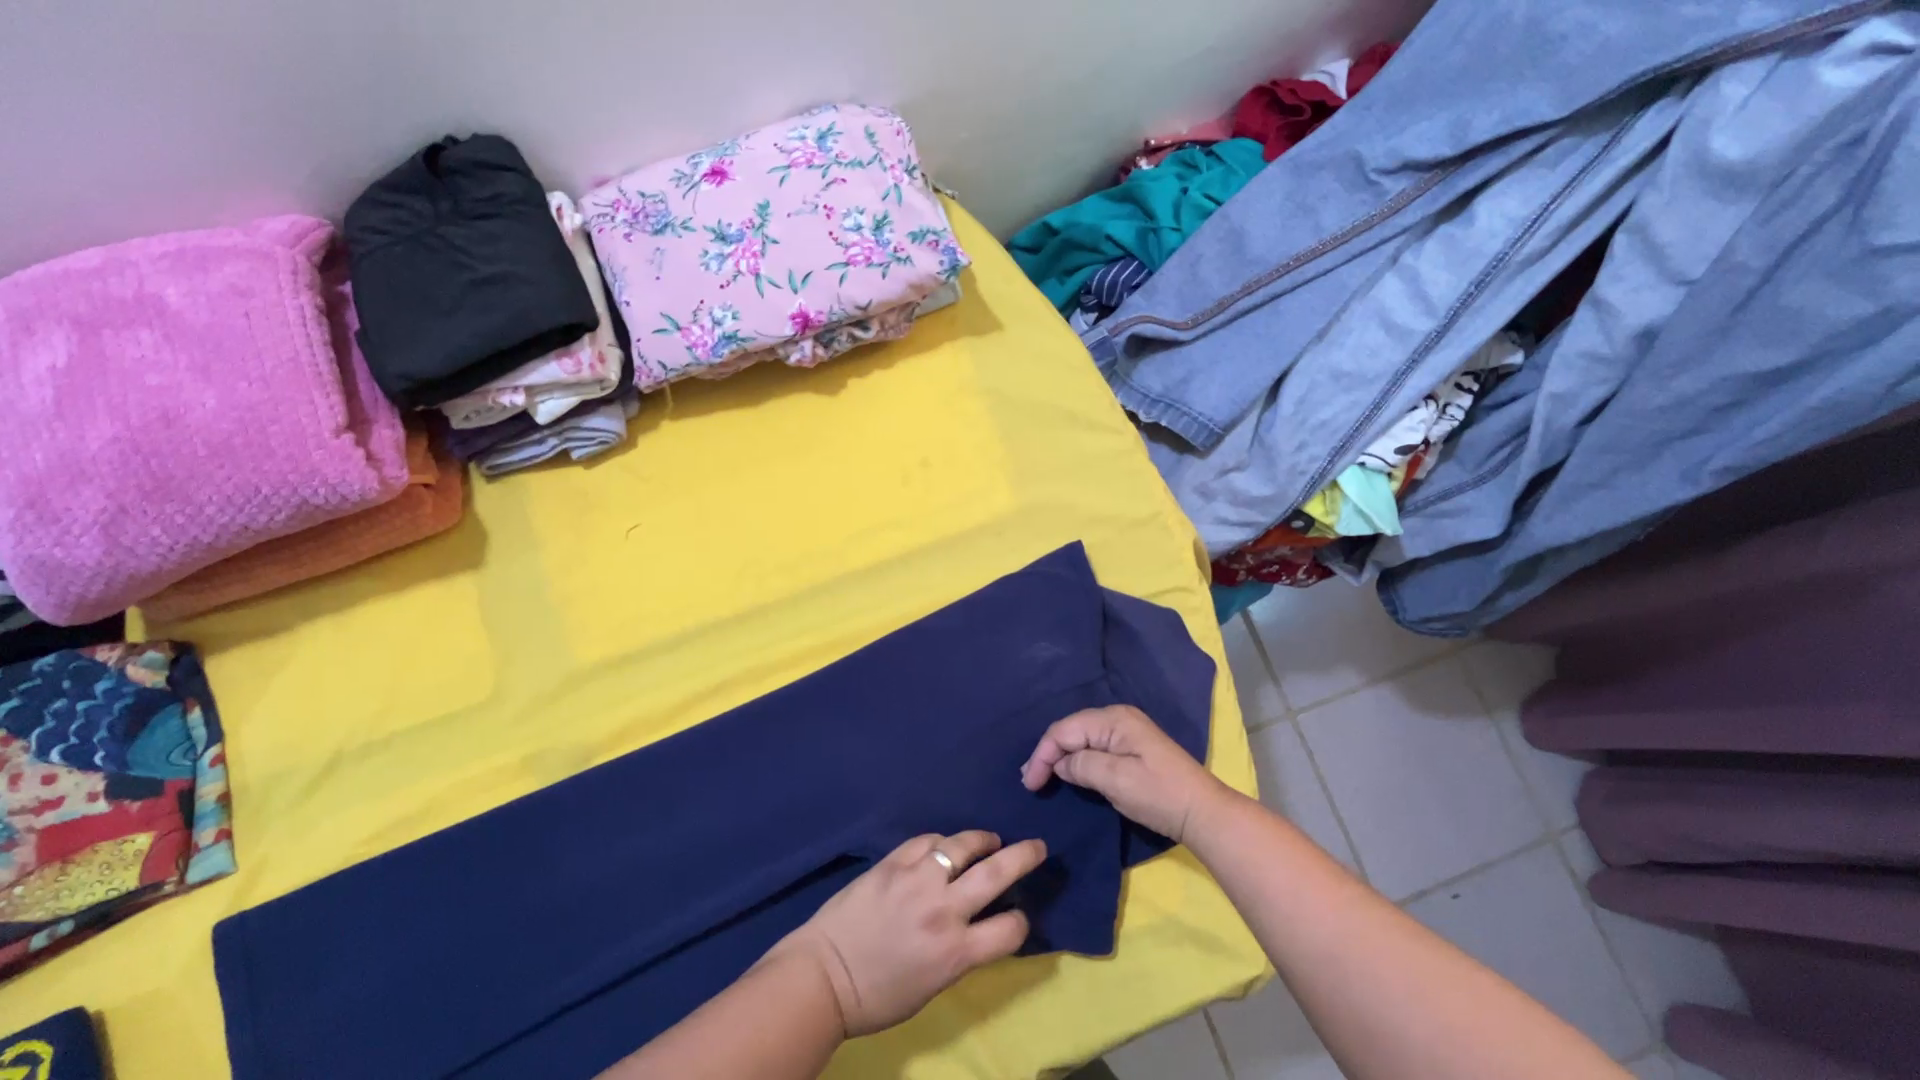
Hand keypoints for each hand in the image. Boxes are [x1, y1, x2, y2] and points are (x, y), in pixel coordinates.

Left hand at [771, 831, 1047, 1036]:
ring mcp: (916, 881)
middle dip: (1024, 856)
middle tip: (1037, 847)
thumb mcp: (934, 985)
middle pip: (997, 873)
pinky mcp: (891, 864)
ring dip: (981, 840)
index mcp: (957, 952)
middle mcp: (943, 910)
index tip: (1016, 917)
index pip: (1012, 927)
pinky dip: (940, 843)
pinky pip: (925, 842)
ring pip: (961, 845)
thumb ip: (961, 952)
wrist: (823, 977)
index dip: (1021, 921)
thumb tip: (978, 925)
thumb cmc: (878, 996)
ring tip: (989, 840)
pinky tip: (942, 847)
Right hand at [1020, 705, 1235, 843]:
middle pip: (1070, 730)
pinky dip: (1076, 760)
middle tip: (1031, 781)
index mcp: (1114, 720)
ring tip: (1042, 778)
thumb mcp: (1117, 780)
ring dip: (1059, 757)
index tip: (1031, 784)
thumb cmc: (1159, 794)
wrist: (1202, 812)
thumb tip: (1060, 764)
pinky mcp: (1131, 749)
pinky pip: (1093, 748)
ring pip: (1080, 739)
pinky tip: (1066, 774)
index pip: (1064, 730)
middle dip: (1048, 754)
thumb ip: (1082, 766)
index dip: (1043, 755)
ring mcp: (1126, 733)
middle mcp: (1118, 719)